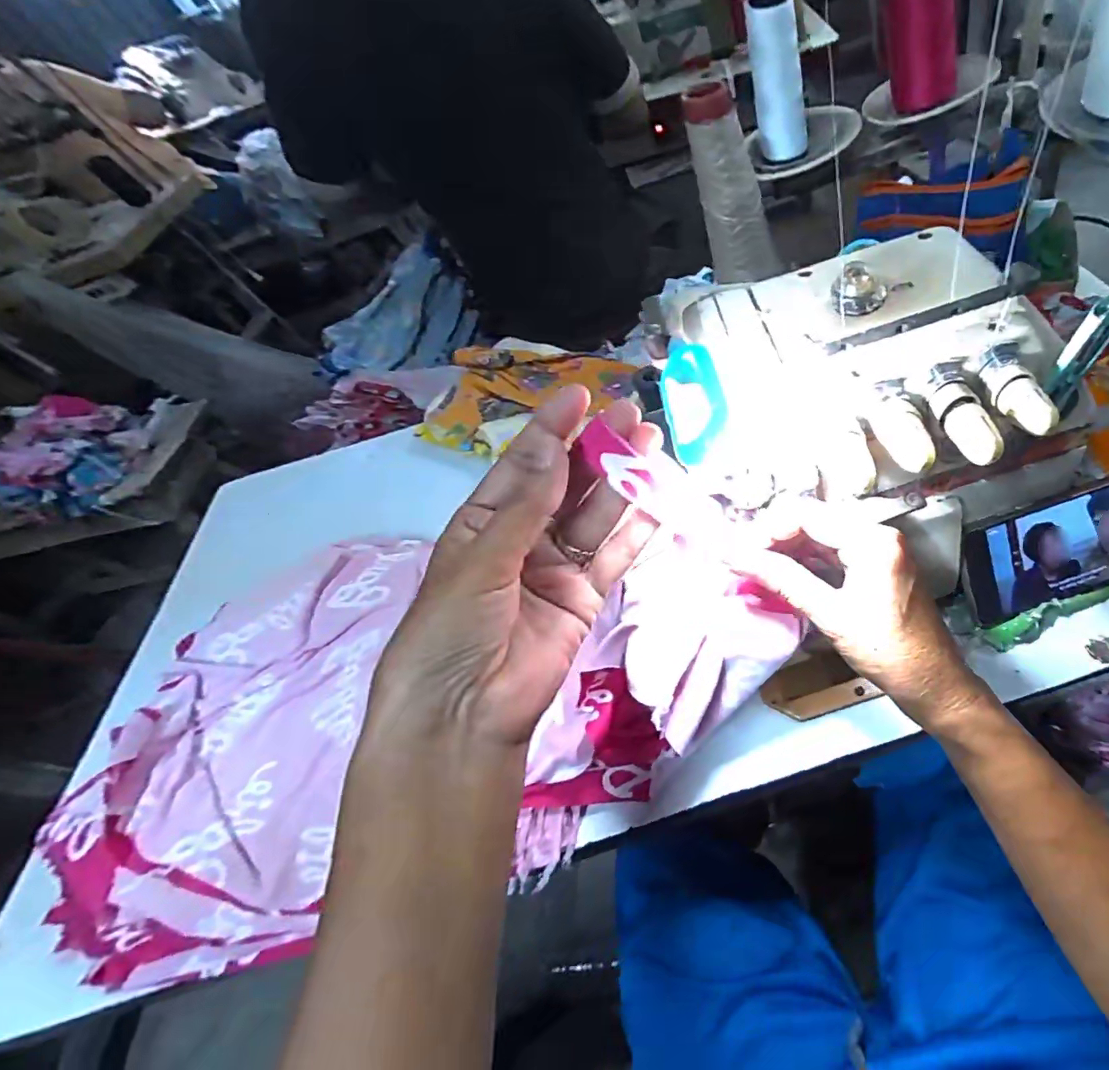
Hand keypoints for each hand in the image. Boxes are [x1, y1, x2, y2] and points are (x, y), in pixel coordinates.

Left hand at [367, 388, 659, 756]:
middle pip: (567, 486)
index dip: (551, 429)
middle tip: (630, 415)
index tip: (580, 395)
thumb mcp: (479, 560)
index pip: (524, 466)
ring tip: (650, 444)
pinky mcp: (586, 598)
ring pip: (596, 516)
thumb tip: (551, 445)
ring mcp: (558, 569)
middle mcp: (524, 539)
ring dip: (623, 482)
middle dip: (597, 450)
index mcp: (484, 523)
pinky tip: (658, 500)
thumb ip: (525, 507)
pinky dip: (637, 530)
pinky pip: (614, 557)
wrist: (465, 713)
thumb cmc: (450, 630)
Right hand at [729, 499, 991, 734]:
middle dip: (775, 539)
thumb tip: (738, 558)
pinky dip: (807, 563)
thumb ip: (784, 580)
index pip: (806, 515)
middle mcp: (878, 534)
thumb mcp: (830, 615)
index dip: (767, 530)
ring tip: (757, 570)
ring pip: (821, 537)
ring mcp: (878, 550)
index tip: (740, 554)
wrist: (932, 682)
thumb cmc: (887, 651)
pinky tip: (783, 576)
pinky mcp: (875, 566)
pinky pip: (834, 553)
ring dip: (788, 551)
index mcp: (872, 539)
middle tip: (744, 562)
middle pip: (813, 521)